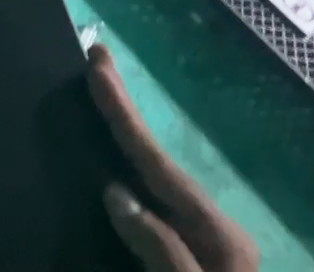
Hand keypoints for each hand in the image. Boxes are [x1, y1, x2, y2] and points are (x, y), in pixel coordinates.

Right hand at [88, 45, 259, 271]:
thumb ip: (163, 254)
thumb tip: (117, 191)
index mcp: (216, 240)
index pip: (157, 164)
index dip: (122, 113)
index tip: (97, 64)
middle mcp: (216, 234)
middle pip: (159, 161)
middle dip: (124, 113)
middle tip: (98, 61)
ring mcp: (211, 249)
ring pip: (159, 180)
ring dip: (128, 138)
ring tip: (101, 100)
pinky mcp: (200, 262)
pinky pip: (159, 203)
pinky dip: (136, 169)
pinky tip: (118, 164)